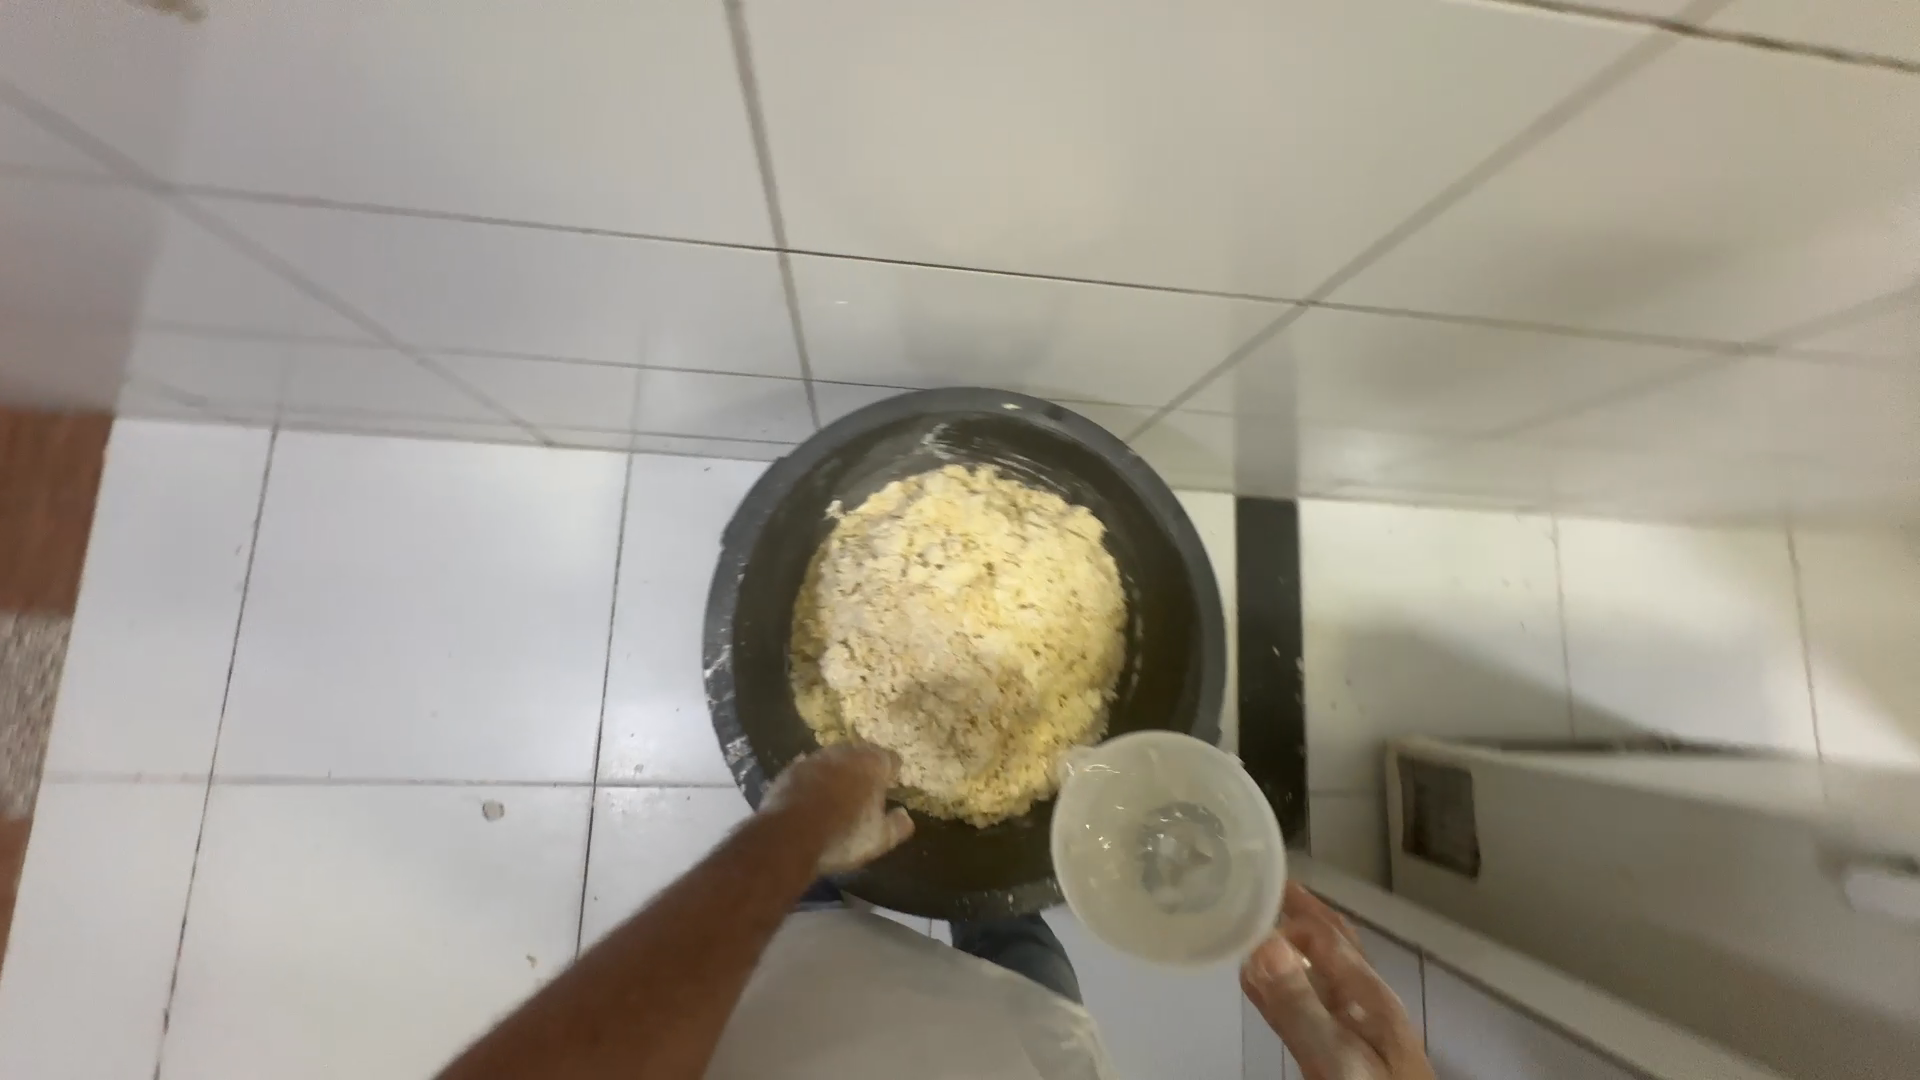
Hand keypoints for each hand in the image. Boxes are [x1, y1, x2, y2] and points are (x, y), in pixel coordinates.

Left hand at [762, 743, 915, 873]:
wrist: (789, 837)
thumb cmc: (843, 836)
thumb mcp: (879, 840)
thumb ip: (898, 826)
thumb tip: (906, 816)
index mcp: (872, 764)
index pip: (891, 760)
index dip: (892, 774)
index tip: (890, 787)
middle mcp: (846, 753)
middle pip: (862, 755)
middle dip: (865, 769)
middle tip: (865, 792)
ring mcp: (815, 758)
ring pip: (834, 760)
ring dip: (837, 772)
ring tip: (837, 794)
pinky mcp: (791, 769)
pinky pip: (808, 770)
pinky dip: (812, 780)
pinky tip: (810, 796)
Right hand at [1242, 883, 1434, 1079]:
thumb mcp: (1338, 1065)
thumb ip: (1301, 1006)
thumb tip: (1264, 939)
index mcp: (1367, 997)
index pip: (1323, 931)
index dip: (1285, 905)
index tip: (1242, 886)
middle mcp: (1364, 1004)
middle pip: (1329, 942)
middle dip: (1294, 910)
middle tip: (1248, 887)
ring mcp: (1357, 1031)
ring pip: (1319, 969)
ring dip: (1289, 940)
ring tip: (1250, 922)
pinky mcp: (1344, 1057)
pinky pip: (1308, 1002)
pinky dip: (1281, 980)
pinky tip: (1260, 983)